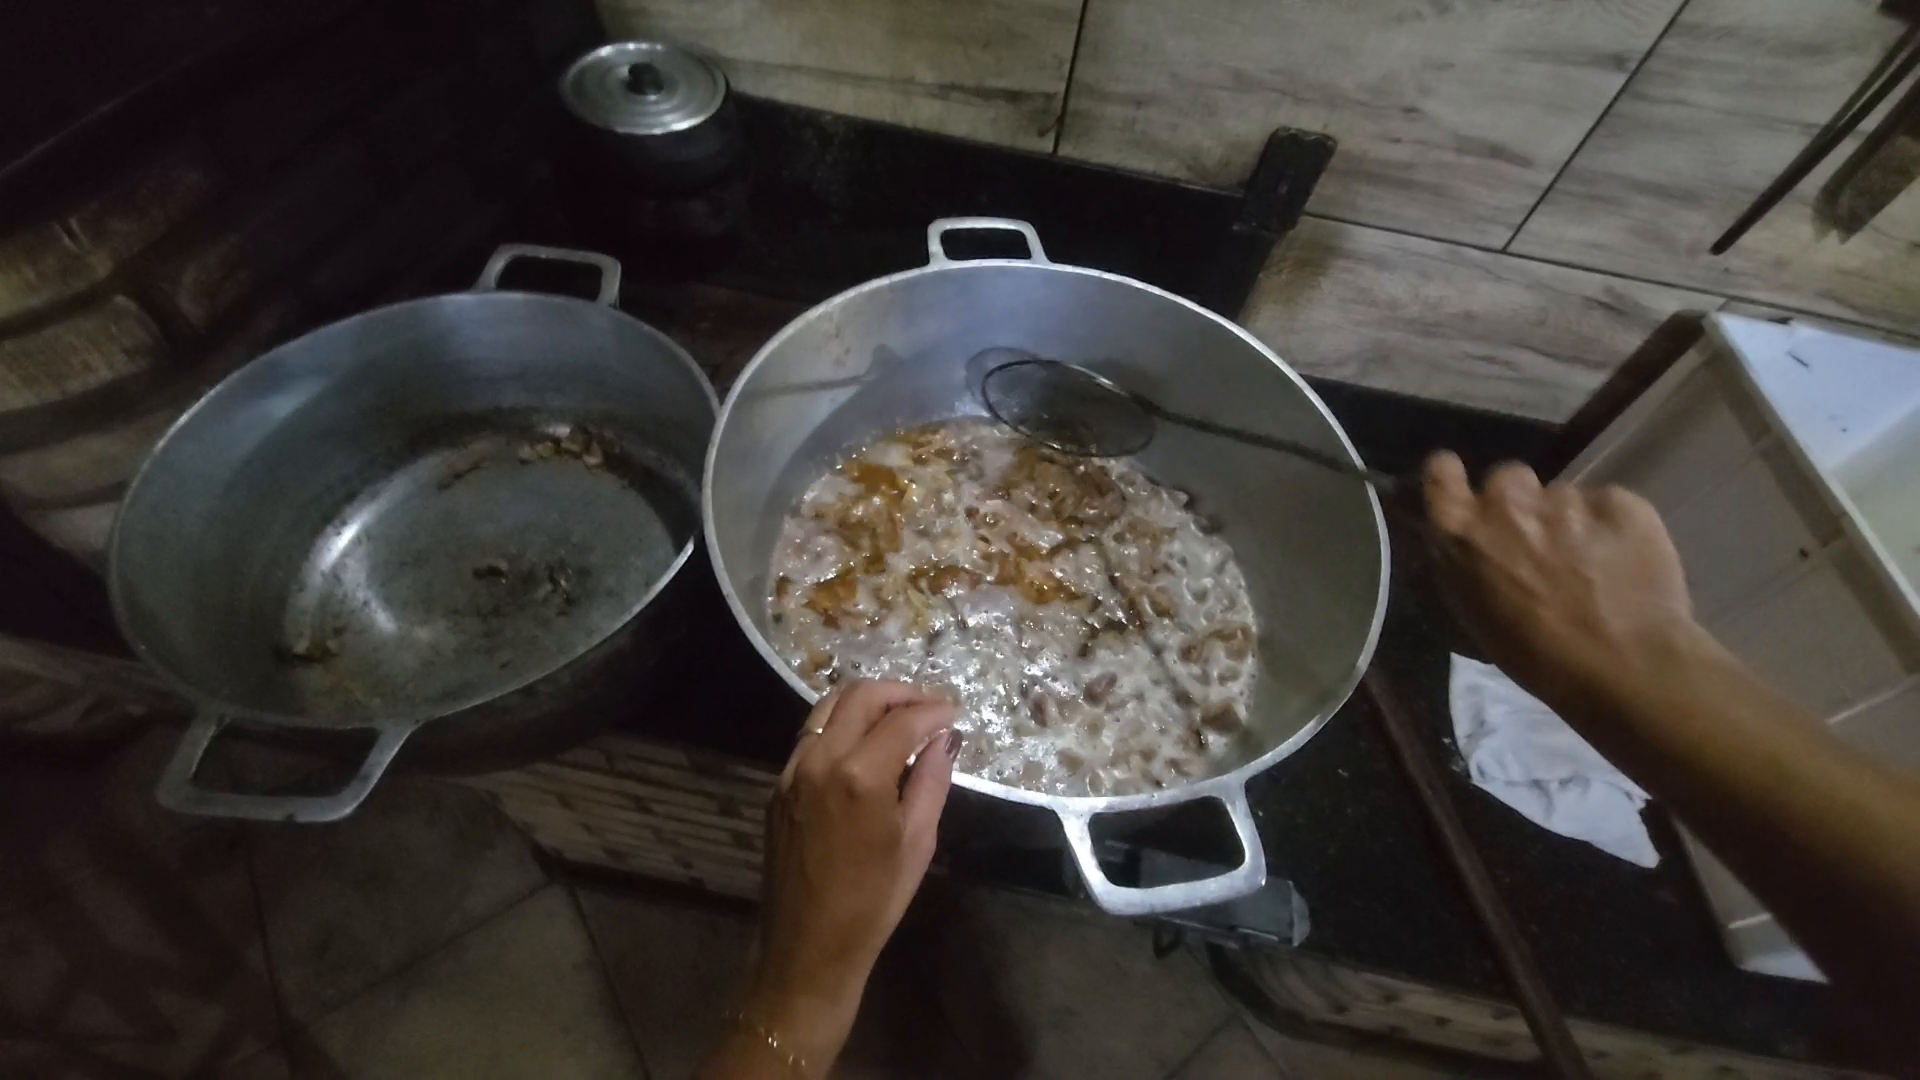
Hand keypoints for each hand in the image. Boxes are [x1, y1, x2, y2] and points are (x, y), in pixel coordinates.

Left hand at [737, 681, 957, 1070]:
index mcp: (860, 775)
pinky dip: (841, 722)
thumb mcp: (918, 841)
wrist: (807, 947)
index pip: (904, 720)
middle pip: (862, 695)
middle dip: (900, 692)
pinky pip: (811, 733)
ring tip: (898, 715)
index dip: (934, 711)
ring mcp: (793, 769)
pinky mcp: (778, 783)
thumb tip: (944, 739)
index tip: (954, 713)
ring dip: (867, 700)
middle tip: (929, 706)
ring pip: (829, 705)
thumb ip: (932, 780)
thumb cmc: (872, 901)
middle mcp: (821, 759)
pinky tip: (864, 740)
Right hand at [1422, 452, 1696, 714]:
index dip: (1450, 478)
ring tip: (1585, 557)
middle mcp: (1505, 502)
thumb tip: (1451, 537)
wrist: (1623, 665)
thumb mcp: (1465, 605)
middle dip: (1513, 501)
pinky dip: (1609, 524)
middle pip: (1504, 476)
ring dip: (1563, 517)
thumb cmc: (1529, 649)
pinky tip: (1619, 559)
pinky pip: (1606, 503)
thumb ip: (1454, 557)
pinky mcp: (1621, 501)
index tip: (1460, 493)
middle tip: (1530, 537)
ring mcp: (1565, 498)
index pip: (1439, 470)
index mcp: (1459, 529)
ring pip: (1558, 493)